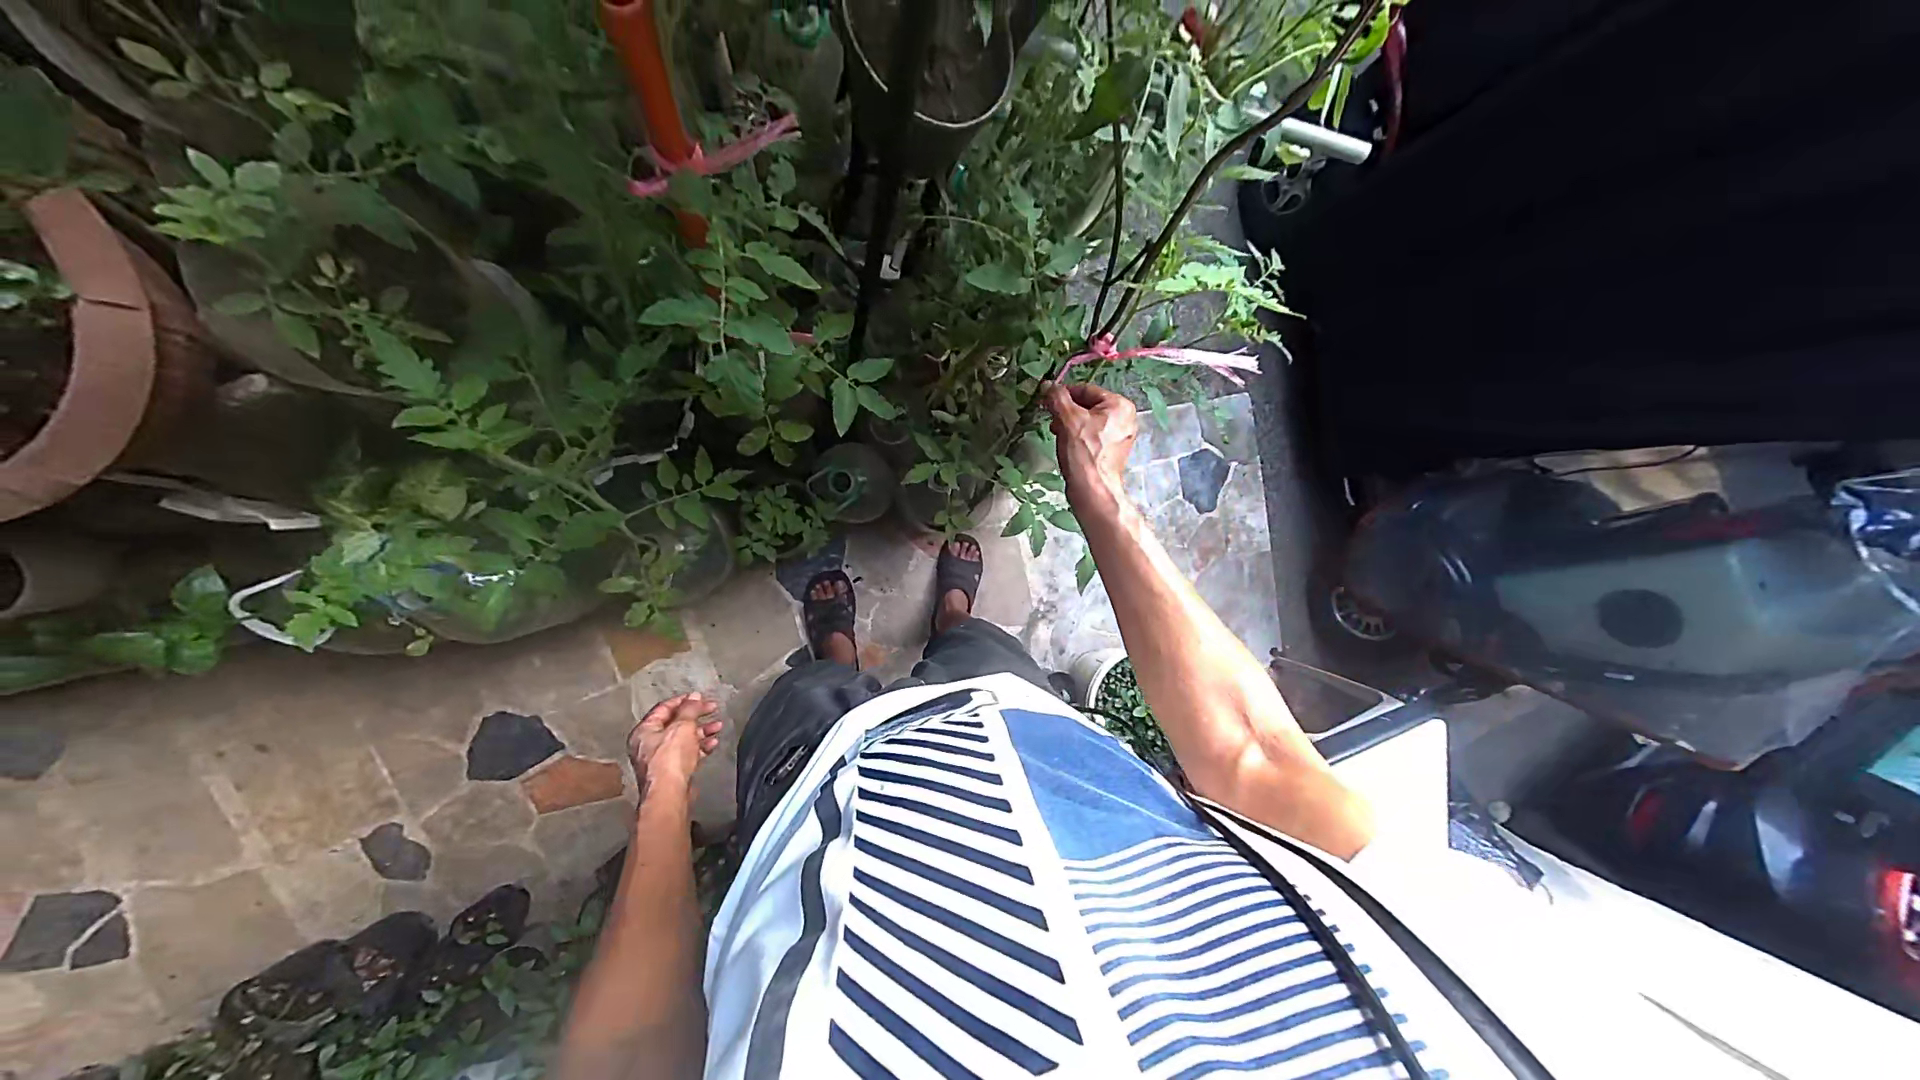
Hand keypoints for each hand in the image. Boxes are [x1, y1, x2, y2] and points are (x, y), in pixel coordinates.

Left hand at [628, 692, 722, 799]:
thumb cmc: (670, 759)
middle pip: (675, 723)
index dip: (684, 700)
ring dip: (701, 731)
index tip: (700, 697)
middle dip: (696, 716)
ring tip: (718, 726)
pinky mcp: (671, 771)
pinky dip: (700, 746)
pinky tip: (713, 743)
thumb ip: (690, 709)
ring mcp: (659, 759)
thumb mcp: (683, 726)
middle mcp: (648, 744)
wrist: (670, 793)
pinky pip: (686, 753)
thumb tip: (694, 697)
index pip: (664, 708)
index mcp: (644, 730)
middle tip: (712, 708)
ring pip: (683, 738)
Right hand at [1044, 381, 1136, 519]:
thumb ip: (1057, 398)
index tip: (1047, 402)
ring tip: (1058, 436)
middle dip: (1067, 413)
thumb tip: (1048, 385)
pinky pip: (1092, 436)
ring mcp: (1120, 436)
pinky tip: (1067, 446)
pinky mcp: (1112, 452)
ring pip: (1088, 422)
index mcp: (1120, 405)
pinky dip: (1078, 438)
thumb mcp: (1068, 420)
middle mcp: (1125, 418)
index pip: (1086, 390)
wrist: (1093, 491)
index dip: (1064, 395)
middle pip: (1088, 406)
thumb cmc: (1084, 454)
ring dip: (1070, 425)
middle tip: (1053, 422)